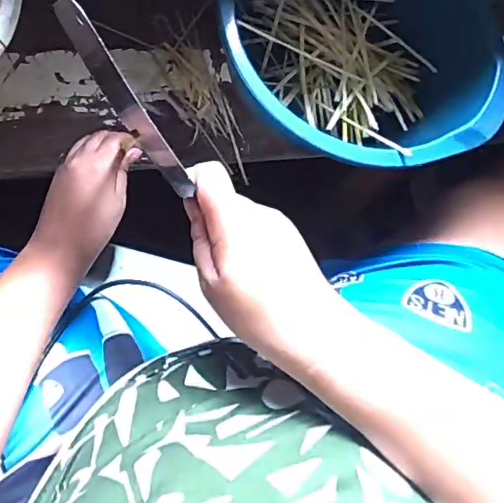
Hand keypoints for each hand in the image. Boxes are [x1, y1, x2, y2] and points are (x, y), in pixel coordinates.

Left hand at [29, 130, 140, 269]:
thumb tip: (131, 153)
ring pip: (85, 141)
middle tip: (128, 149)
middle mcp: (78, 159)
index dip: (128, 139)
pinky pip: (75, 152)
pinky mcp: (58, 174)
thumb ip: (123, 171)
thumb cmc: (89, 231)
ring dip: (100, 143)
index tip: (136, 145)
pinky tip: (97, 166)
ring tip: (114, 157)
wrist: (59, 248)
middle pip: (98, 136)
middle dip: (115, 138)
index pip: (115, 138)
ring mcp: (65, 166)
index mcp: (96, 164)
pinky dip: (88, 151)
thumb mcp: (117, 200)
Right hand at [183, 161, 344, 358]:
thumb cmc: (264, 314)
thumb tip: (194, 211)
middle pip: (223, 198)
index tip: (191, 210)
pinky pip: (257, 227)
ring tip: (238, 275)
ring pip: (239, 214)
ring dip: (231, 236)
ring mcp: (276, 221)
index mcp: (235, 221)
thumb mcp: (210, 283)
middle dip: (212, 223)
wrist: (312, 329)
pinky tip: (255, 275)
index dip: (193, 185)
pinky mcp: (287, 232)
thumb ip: (199, 238)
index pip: (208, 173)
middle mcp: (259, 213)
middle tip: (215, 262)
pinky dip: (249, 245)